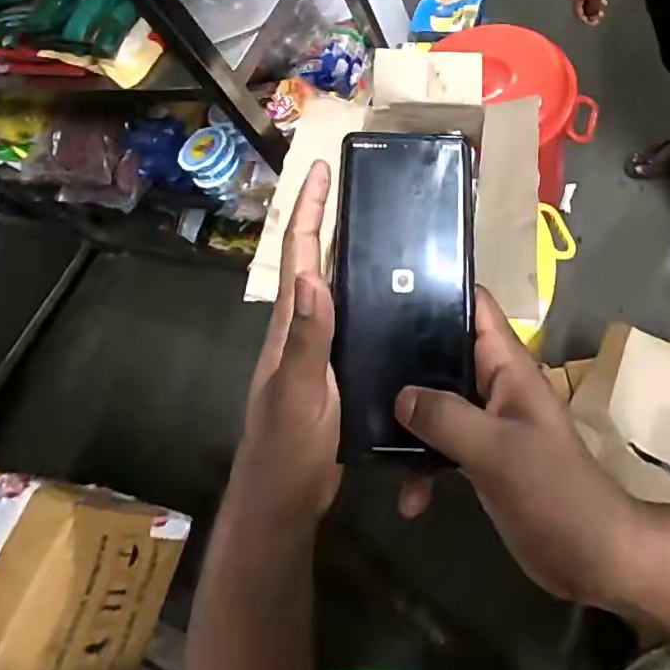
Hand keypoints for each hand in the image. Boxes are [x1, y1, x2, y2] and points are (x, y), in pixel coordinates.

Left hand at [231, 161, 339, 525]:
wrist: (283, 500)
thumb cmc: (287, 447)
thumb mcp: (298, 393)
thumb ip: (306, 338)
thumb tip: (310, 274)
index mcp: (291, 322)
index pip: (298, 252)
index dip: (309, 208)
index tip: (322, 169)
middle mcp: (301, 324)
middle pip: (310, 258)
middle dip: (325, 216)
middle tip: (353, 186)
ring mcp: (316, 346)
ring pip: (329, 284)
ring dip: (342, 250)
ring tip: (375, 226)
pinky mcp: (334, 367)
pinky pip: (347, 315)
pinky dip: (358, 290)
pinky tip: (386, 293)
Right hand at [395, 288, 642, 606]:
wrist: (592, 557)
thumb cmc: (554, 492)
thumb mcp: (497, 451)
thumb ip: (446, 418)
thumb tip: (399, 395)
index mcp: (508, 366)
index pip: (477, 306)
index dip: (442, 288)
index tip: (393, 286)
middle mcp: (495, 385)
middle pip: (447, 352)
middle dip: (408, 355)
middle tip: (360, 354)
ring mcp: (488, 420)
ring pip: (439, 401)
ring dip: (409, 419)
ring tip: (369, 430)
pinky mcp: (481, 455)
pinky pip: (442, 445)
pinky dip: (423, 466)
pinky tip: (409, 499)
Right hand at [573, 0, 608, 25]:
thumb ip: (593, 8)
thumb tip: (592, 19)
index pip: (578, 14)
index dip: (586, 19)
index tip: (595, 20)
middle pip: (583, 10)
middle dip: (591, 14)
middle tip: (600, 15)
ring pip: (588, 4)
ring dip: (595, 9)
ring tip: (603, 10)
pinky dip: (597, 2)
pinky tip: (604, 2)